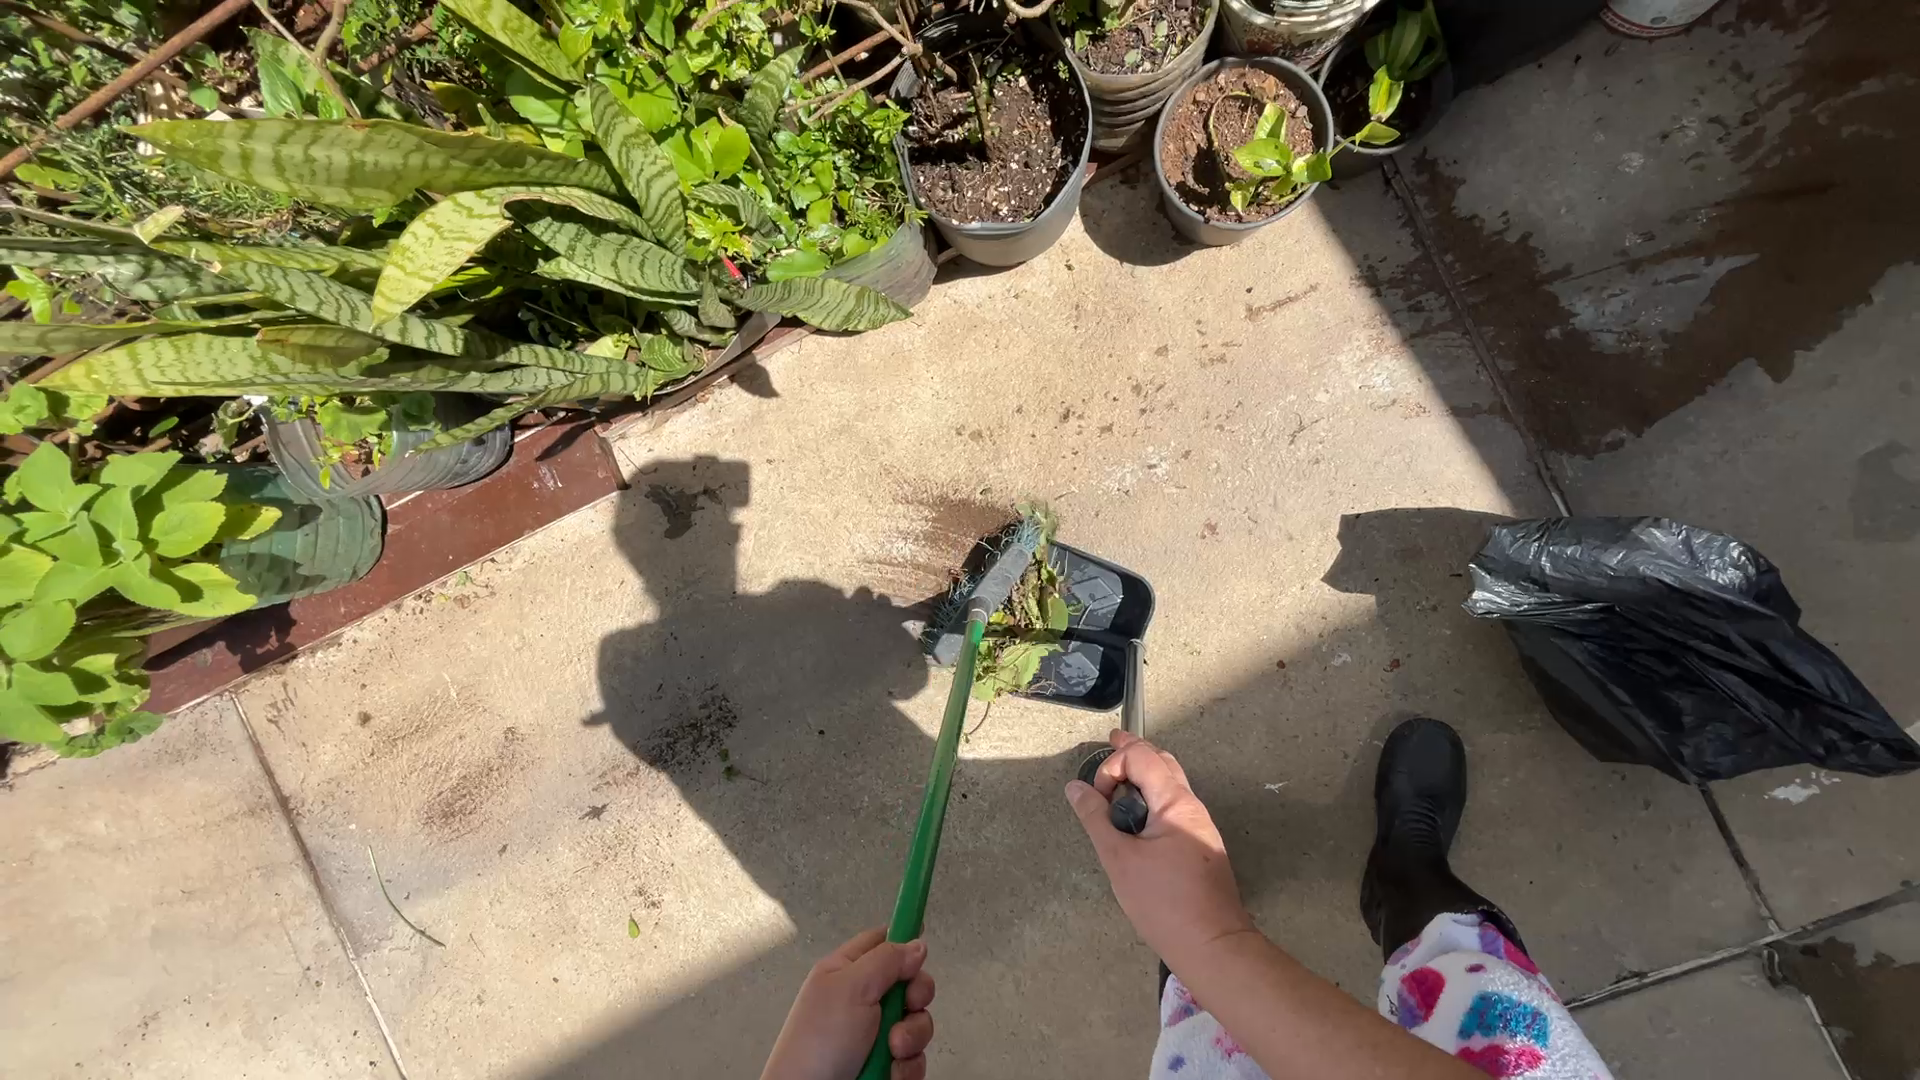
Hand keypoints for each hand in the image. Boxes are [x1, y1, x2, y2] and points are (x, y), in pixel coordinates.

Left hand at [761, 928, 935, 1079]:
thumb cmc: (821, 1041)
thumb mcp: (851, 988)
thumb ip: (887, 960)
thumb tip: (917, 943)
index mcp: (847, 971)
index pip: (881, 941)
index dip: (904, 939)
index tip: (922, 944)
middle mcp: (863, 1000)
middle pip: (909, 982)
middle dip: (916, 997)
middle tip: (907, 1006)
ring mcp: (875, 1036)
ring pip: (916, 1023)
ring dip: (912, 1037)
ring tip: (892, 1051)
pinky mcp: (886, 1067)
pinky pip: (913, 1059)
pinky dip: (907, 1068)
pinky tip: (892, 1074)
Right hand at [1066, 730, 1255, 967]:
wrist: (1214, 946)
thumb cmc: (1163, 902)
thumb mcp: (1119, 859)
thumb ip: (1095, 819)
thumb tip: (1075, 787)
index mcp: (1174, 803)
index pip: (1142, 757)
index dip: (1113, 765)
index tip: (1097, 795)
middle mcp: (1192, 805)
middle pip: (1162, 760)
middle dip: (1134, 750)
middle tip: (1112, 742)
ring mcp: (1201, 824)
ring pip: (1172, 781)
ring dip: (1146, 771)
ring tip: (1121, 775)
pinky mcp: (1202, 843)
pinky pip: (1176, 802)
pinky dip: (1154, 792)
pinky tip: (1140, 811)